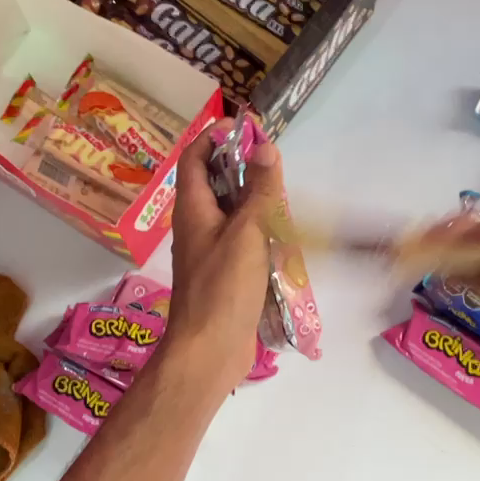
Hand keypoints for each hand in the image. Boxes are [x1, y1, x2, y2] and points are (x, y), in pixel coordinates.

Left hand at [163, 121, 282, 386]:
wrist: (209, 351)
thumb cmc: (223, 290)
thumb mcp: (246, 234)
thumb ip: (259, 192)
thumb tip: (266, 147)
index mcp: (193, 209)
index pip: (195, 158)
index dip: (215, 137)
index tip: (248, 129)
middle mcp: (198, 225)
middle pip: (217, 183)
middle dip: (245, 169)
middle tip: (277, 166)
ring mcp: (211, 251)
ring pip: (234, 214)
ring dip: (258, 204)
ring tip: (287, 201)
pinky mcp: (226, 275)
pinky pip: (244, 243)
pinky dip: (262, 235)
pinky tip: (286, 240)